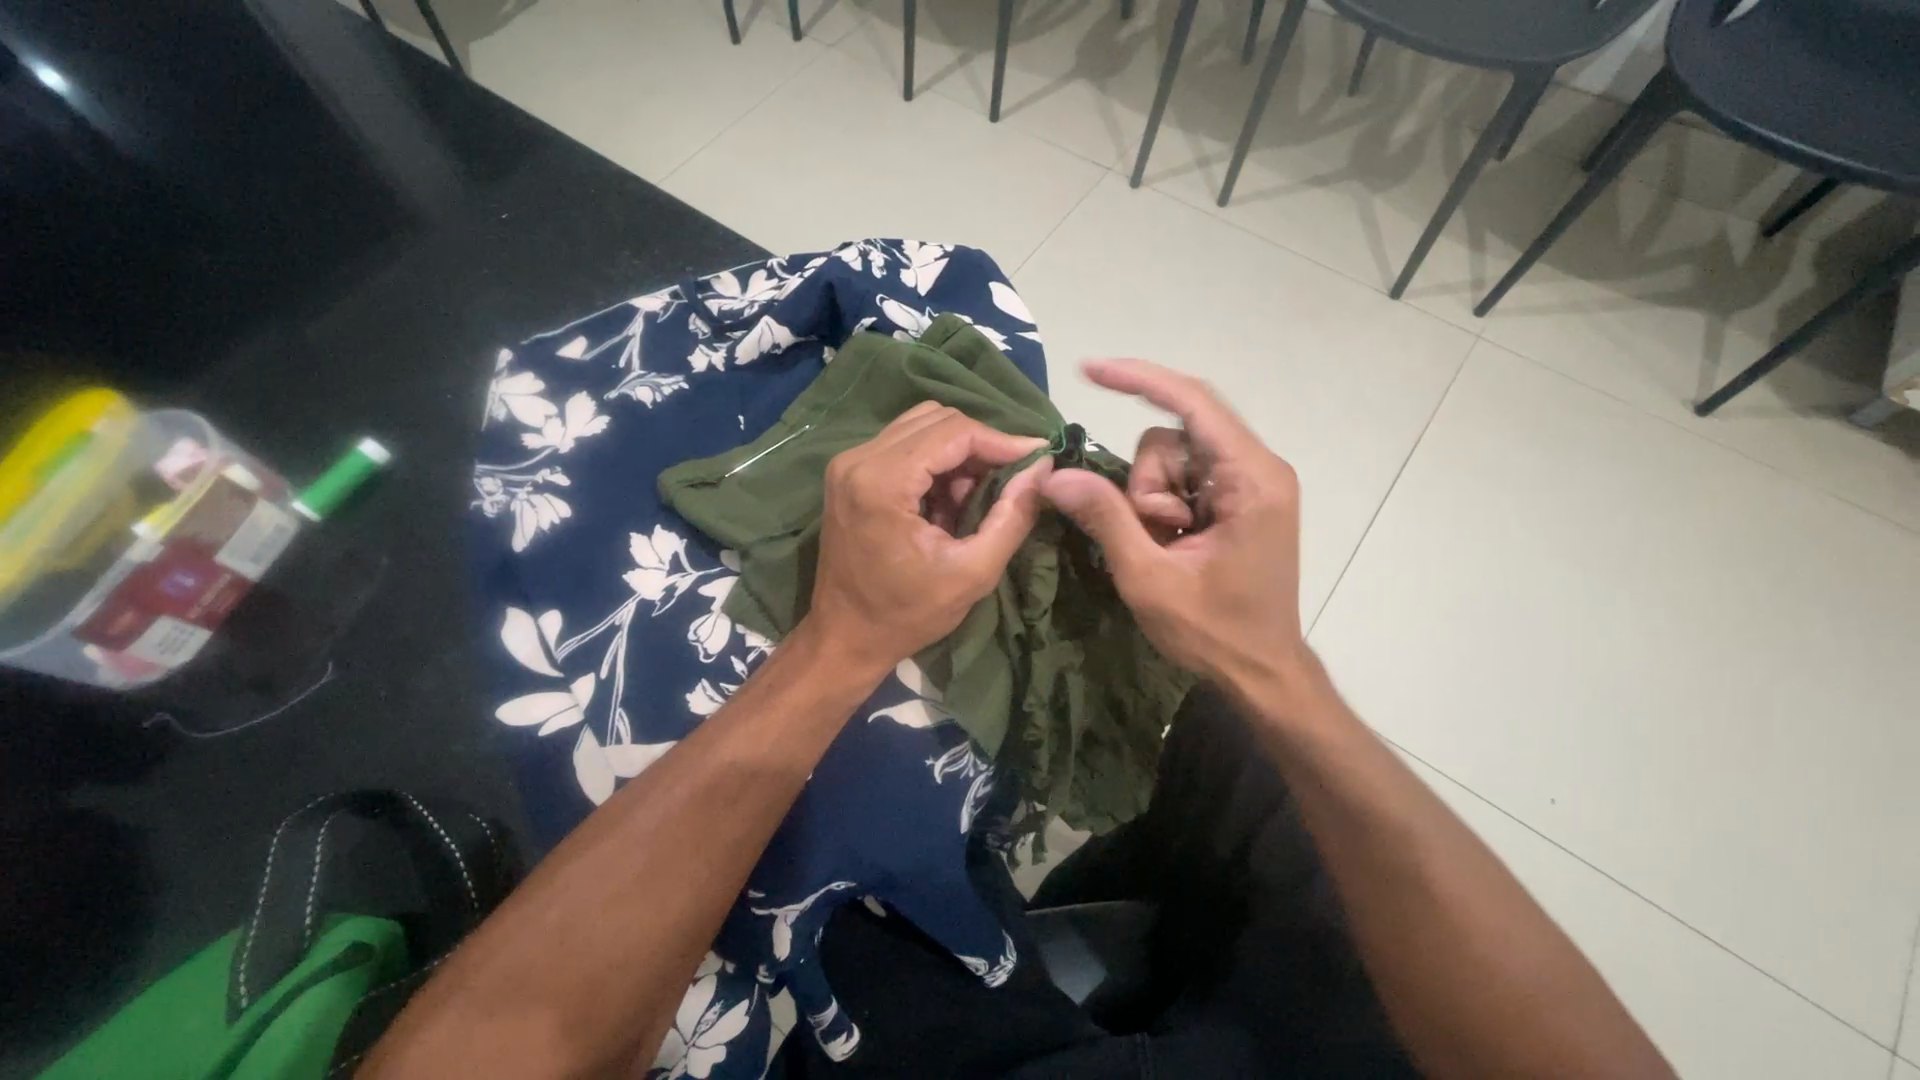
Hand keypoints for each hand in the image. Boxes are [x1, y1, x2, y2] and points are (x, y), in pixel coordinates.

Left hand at [806, 402, 1050, 675]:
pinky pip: (904, 445)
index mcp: (881, 482)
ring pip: (921, 427)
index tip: (1040, 456)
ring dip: (959, 453)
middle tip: (1013, 479)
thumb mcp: (972, 573)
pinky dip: (937, 463)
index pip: (953, 432)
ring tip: (983, 494)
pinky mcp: (850, 473)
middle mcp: (858, 460)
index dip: (1001, 440)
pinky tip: (952, 500)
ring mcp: (849, 464)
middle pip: (936, 419)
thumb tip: (1043, 467)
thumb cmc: (907, 614)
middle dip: (981, 445)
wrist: (846, 636)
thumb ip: (1012, 517)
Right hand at [1042, 359, 1306, 694]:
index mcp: (1252, 479)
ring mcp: (1253, 484)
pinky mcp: (1242, 500)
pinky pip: (1185, 478)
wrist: (1263, 674)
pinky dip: (1165, 505)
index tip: (1088, 370)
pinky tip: (1174, 543)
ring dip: (1152, 499)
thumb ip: (1105, 517)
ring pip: (1175, 457)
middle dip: (1146, 480)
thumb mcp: (1149, 577)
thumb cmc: (1215, 632)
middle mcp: (1260, 468)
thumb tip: (1055, 475)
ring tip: (1166, 547)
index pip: (1192, 403)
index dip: (1139, 379)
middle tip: (1154, 535)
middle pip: (1176, 434)